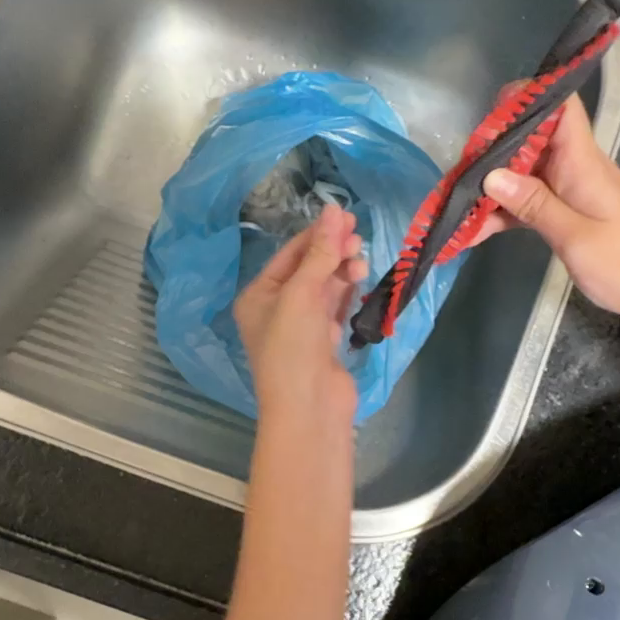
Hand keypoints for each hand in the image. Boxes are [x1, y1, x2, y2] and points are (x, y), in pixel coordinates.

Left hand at [234, 204, 367, 423]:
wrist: (309, 409)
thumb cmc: (293, 349)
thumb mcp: (302, 296)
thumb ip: (320, 254)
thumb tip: (335, 210)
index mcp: (258, 296)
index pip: (289, 255)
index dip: (317, 234)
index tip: (347, 216)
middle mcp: (276, 309)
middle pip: (308, 268)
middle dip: (333, 252)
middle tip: (359, 238)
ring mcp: (301, 328)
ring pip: (325, 287)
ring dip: (343, 271)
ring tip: (361, 263)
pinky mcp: (324, 343)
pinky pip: (336, 307)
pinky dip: (348, 292)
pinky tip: (361, 281)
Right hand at [470, 93, 619, 324]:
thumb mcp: (576, 238)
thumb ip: (534, 205)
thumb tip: (491, 176)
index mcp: (583, 163)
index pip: (559, 107)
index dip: (526, 98)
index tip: (487, 117)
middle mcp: (575, 168)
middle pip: (530, 141)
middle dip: (491, 153)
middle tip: (456, 177)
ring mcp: (570, 190)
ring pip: (523, 175)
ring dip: (491, 190)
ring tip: (455, 210)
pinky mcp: (568, 213)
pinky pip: (529, 203)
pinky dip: (503, 214)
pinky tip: (473, 232)